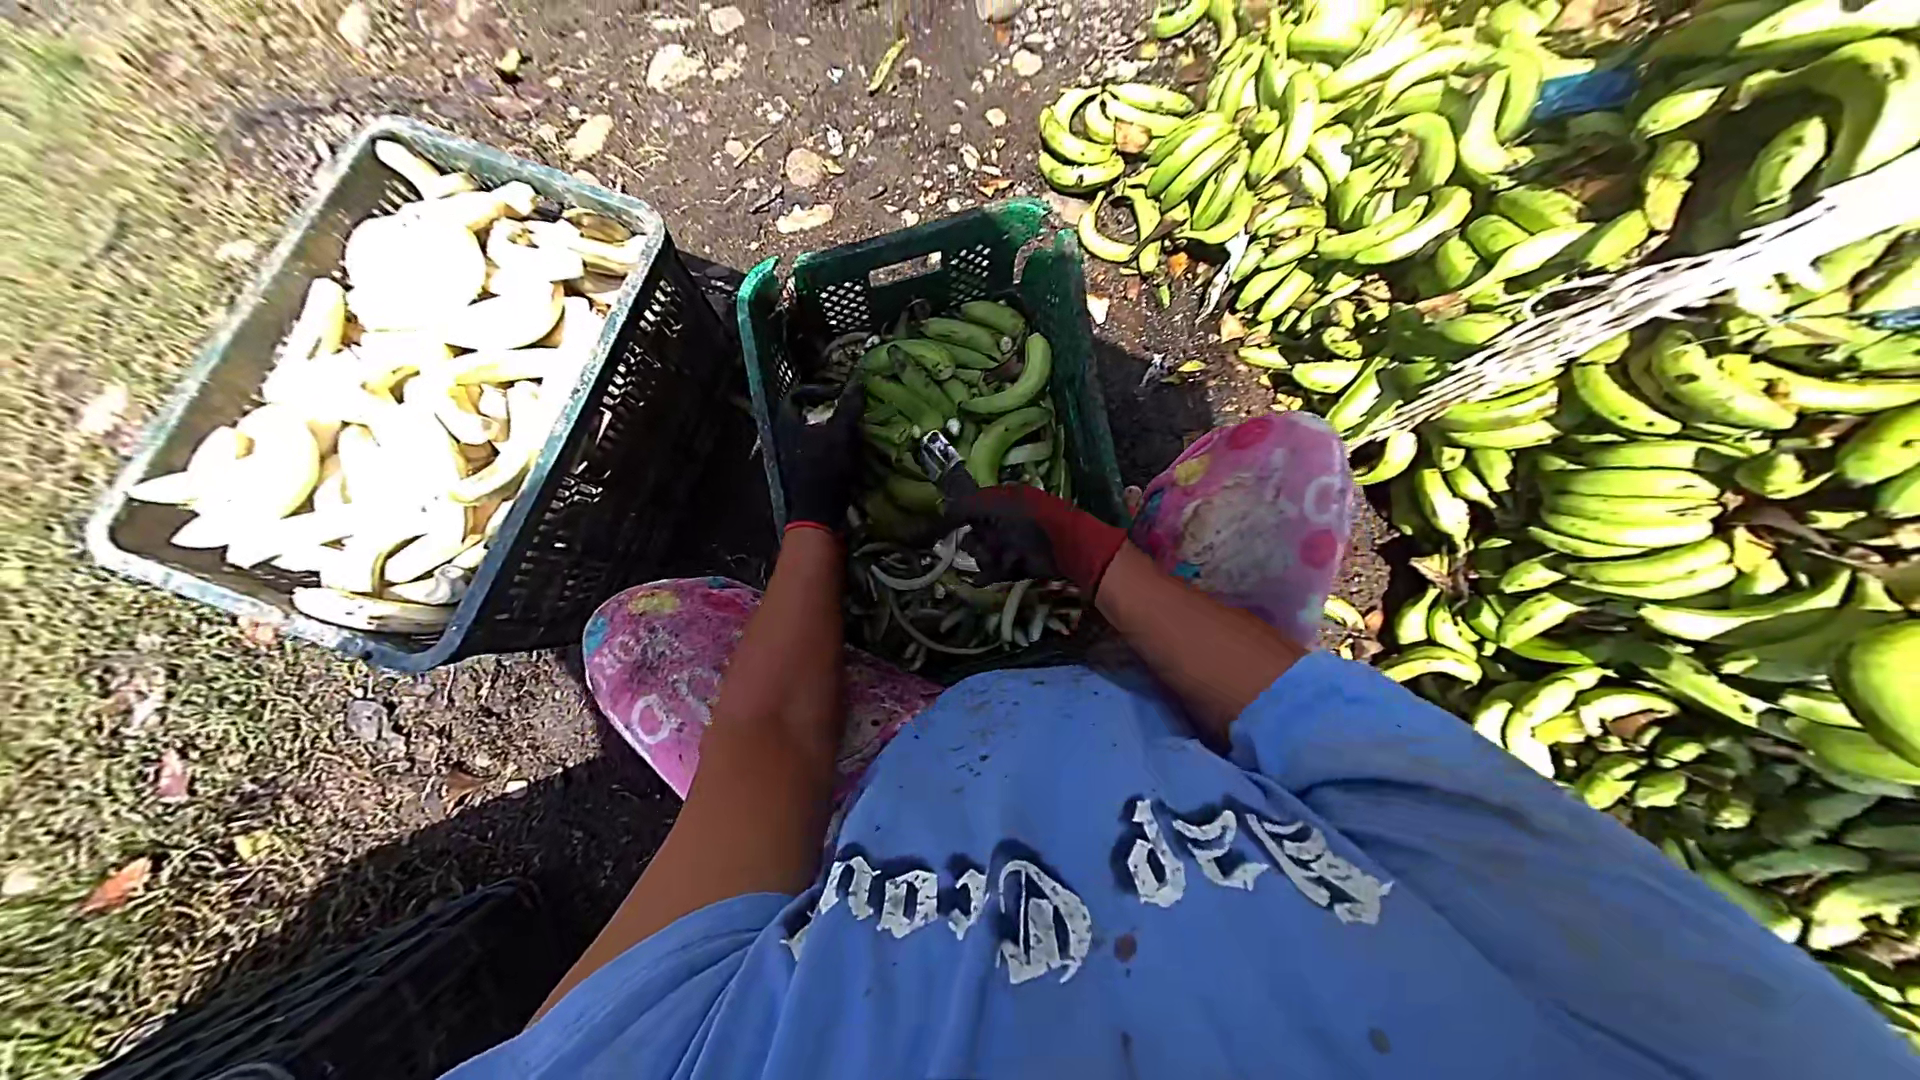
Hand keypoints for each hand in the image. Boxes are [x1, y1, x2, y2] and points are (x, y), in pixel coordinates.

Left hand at [774, 380, 862, 531]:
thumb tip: (857, 382)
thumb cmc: (827, 468)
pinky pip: (816, 452)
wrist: (819, 511)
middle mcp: (784, 438)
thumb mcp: (842, 434)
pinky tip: (848, 455)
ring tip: (853, 432)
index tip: (837, 394)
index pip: (796, 395)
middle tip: (848, 412)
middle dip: (827, 411)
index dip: (816, 390)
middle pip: (804, 414)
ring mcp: (791, 457)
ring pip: (811, 434)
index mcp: (787, 424)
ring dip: (831, 431)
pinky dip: (831, 448)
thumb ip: (848, 407)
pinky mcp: (801, 473)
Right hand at [942, 484, 1126, 596]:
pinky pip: (995, 571)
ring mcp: (1012, 544)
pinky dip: (988, 575)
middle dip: (975, 541)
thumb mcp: (996, 502)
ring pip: (984, 553)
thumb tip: (943, 509)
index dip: (960, 516)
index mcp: (1003, 499)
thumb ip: (966, 505)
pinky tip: (980, 580)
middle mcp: (1006, 520)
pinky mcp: (1018, 565)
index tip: (947, 527)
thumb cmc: (1030, 518)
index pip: (972, 507)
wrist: (1066, 546)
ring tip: (997, 559)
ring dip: (985, 557)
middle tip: (984, 545)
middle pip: (976, 533)